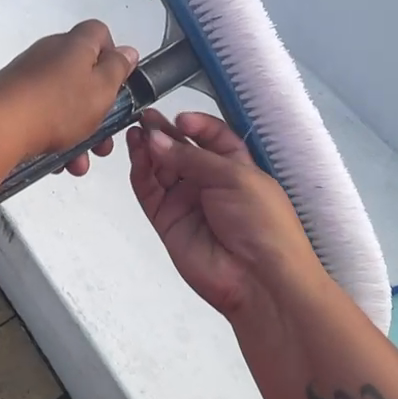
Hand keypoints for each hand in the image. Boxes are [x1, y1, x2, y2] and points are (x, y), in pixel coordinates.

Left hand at [0, 20, 138, 173]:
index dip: (113, 56)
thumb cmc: (57, 106)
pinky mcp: (10, 98)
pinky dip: (52, 136)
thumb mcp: (102, 89)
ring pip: (63, 101)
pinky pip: (41, 114)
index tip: (118, 84)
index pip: (99, 34)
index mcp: (74, 44)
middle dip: (98, 110)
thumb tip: (126, 51)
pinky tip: (56, 161)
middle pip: (82, 75)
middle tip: (103, 139)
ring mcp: (27, 76)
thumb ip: (117, 69)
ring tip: (79, 162)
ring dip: (77, 133)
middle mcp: (49, 53)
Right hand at [126, 110, 317, 317]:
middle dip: (164, 133)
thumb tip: (154, 139)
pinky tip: (136, 153)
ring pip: (160, 168)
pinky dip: (140, 171)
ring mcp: (185, 201)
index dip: (197, 126)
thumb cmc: (261, 222)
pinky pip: (148, 191)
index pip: (213, 137)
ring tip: (137, 132)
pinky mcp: (166, 220)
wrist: (259, 281)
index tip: (181, 119)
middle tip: (145, 118)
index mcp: (235, 167)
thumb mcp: (235, 177)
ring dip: (148, 149)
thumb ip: (190, 157)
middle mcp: (208, 181)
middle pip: (180, 150)